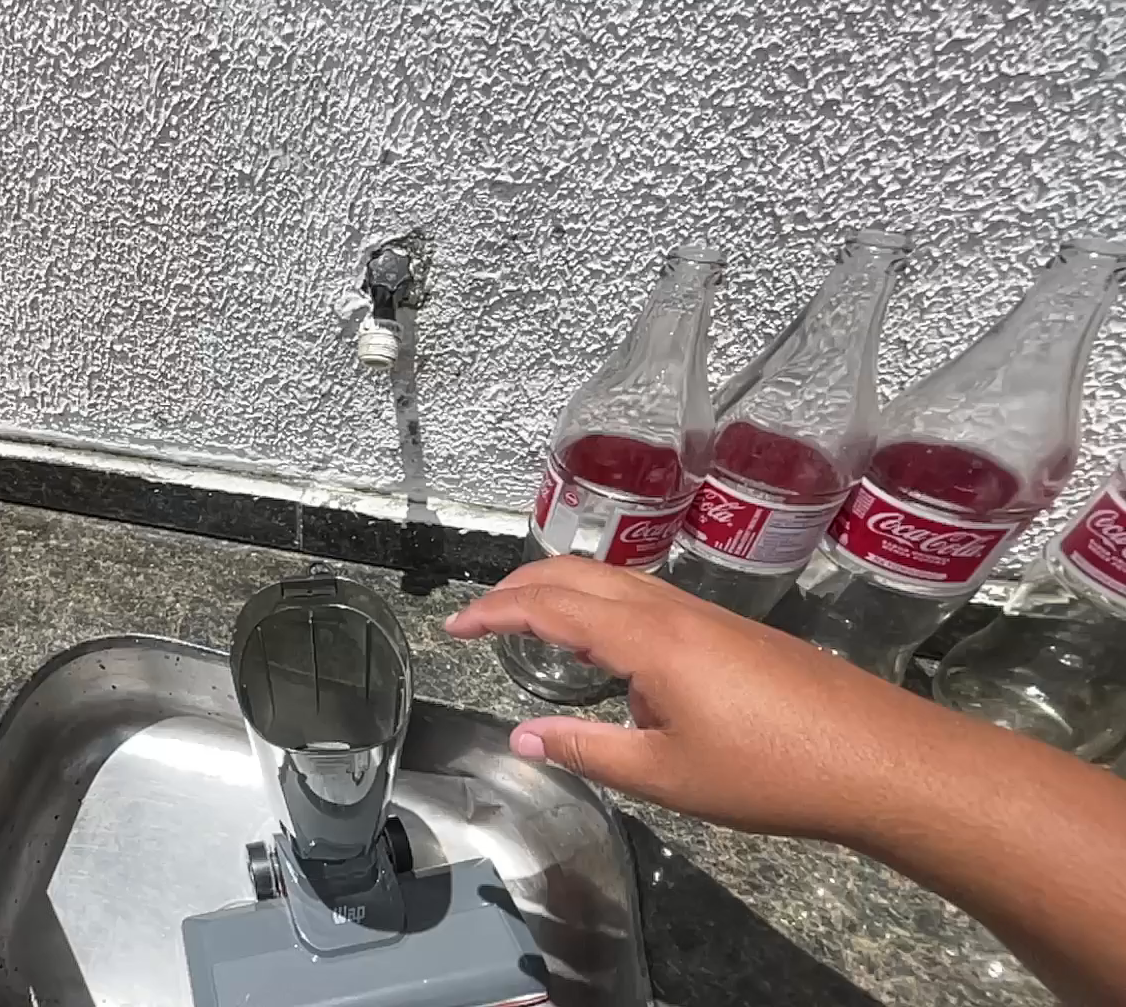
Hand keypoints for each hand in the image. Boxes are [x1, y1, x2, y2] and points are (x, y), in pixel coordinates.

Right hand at [446, 555, 973, 841]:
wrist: (894, 762)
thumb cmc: (774, 772)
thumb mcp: (666, 775)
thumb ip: (583, 748)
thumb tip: (518, 738)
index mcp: (643, 637)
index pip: (544, 606)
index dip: (490, 613)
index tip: (452, 627)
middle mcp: (663, 608)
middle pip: (568, 572)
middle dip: (512, 587)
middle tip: (478, 619)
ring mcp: (694, 609)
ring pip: (602, 575)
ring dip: (550, 587)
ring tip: (523, 621)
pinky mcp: (717, 623)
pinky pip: (631, 591)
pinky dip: (586, 598)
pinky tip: (595, 640)